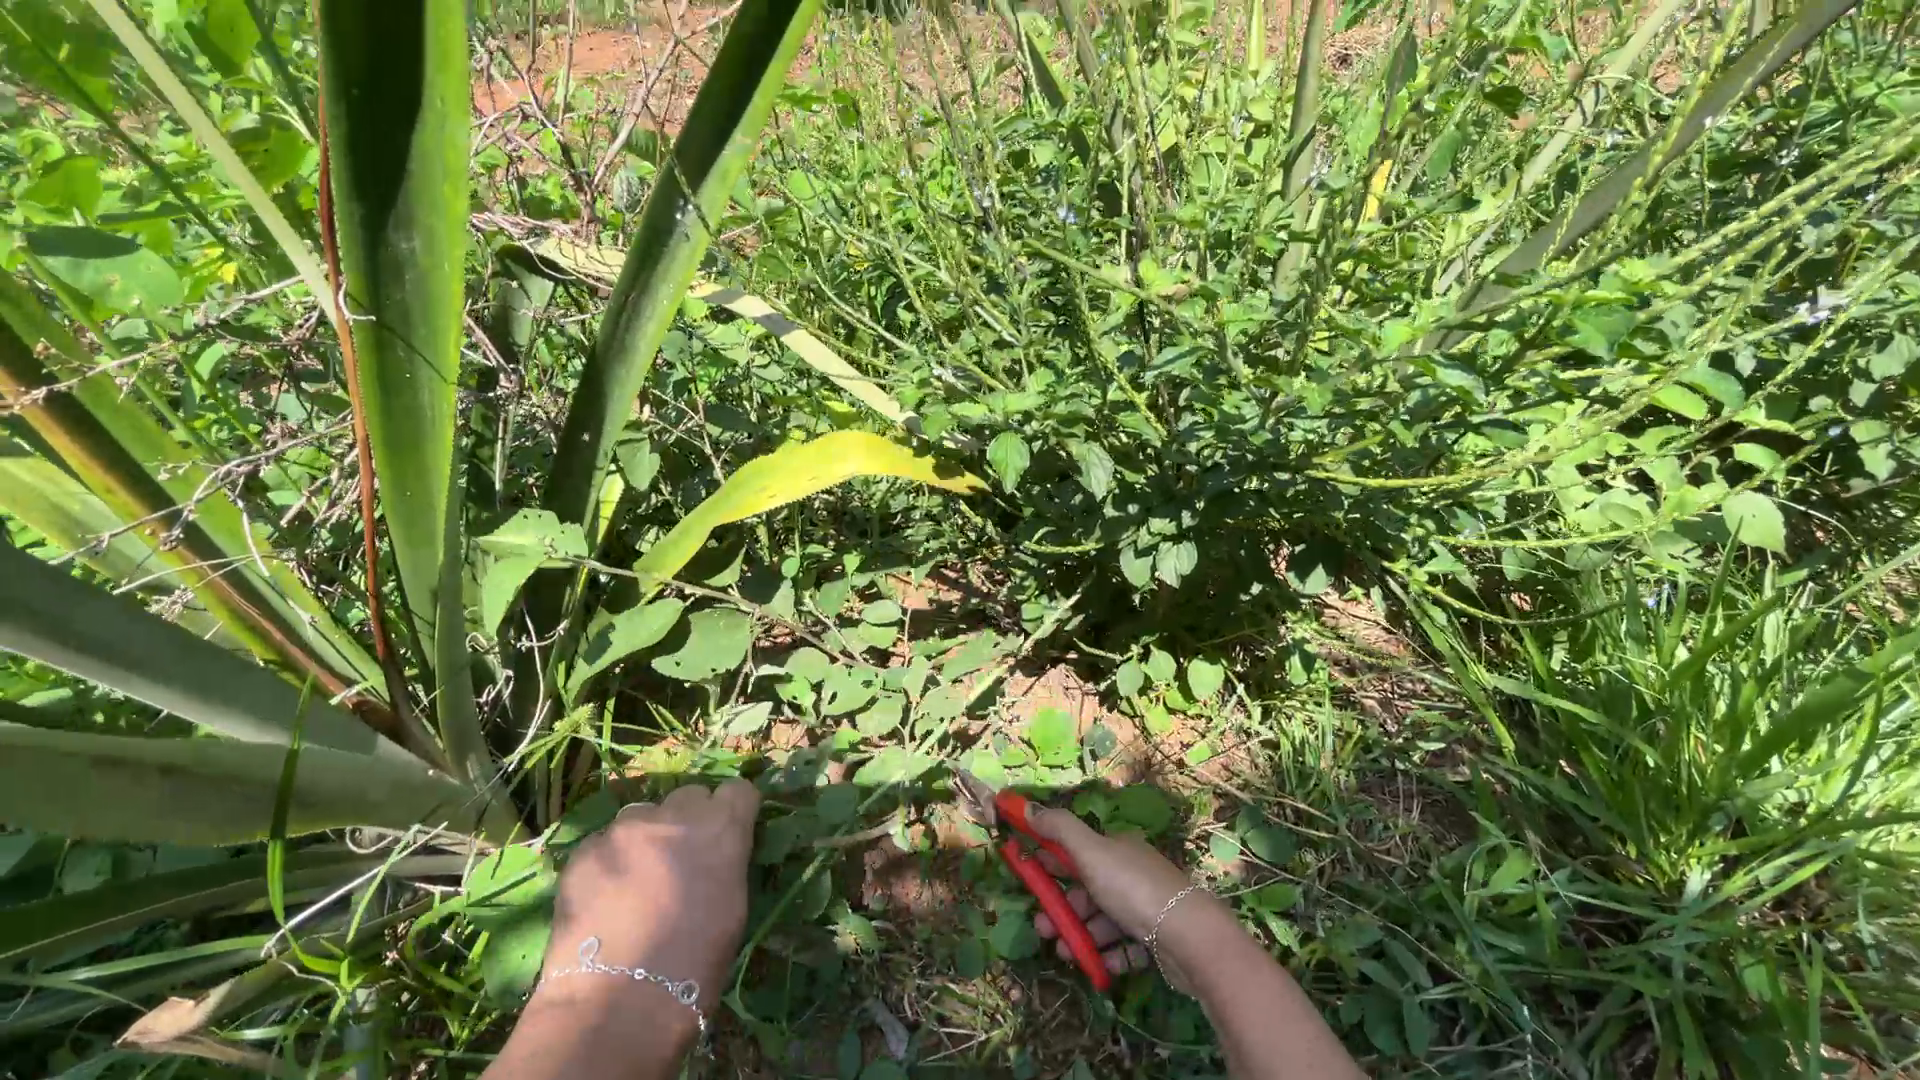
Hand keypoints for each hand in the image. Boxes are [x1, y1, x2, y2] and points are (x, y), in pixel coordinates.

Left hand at [535, 779, 759, 1019]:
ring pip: (642, 816)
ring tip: (637, 881)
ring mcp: (624, 829)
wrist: (616, 1002)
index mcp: (721, 830)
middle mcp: (674, 816)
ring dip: (646, 838)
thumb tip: (716, 856)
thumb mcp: (732, 907)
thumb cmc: (693, 964)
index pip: (738, 791)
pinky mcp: (584, 850)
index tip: (729, 830)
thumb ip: (725, 864)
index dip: (734, 810)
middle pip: (689, 796)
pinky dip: (609, 862)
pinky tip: (605, 899)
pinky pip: (604, 843)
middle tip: (682, 858)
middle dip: (689, 819)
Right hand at [1026, 806, 1211, 982]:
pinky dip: (1110, 954)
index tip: (1029, 881)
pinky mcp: (1158, 939)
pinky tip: (1100, 965)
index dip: (1052, 865)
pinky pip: (1126, 946)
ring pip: (1104, 921)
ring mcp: (1148, 906)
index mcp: (1118, 848)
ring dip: (1081, 936)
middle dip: (1062, 910)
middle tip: (1043, 929)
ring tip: (1066, 953)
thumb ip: (1059, 829)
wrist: (1187, 935)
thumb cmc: (1132, 887)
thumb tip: (1027, 807)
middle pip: (1088, 890)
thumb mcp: (1090, 851)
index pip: (1078, 852)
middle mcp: (1133, 873)